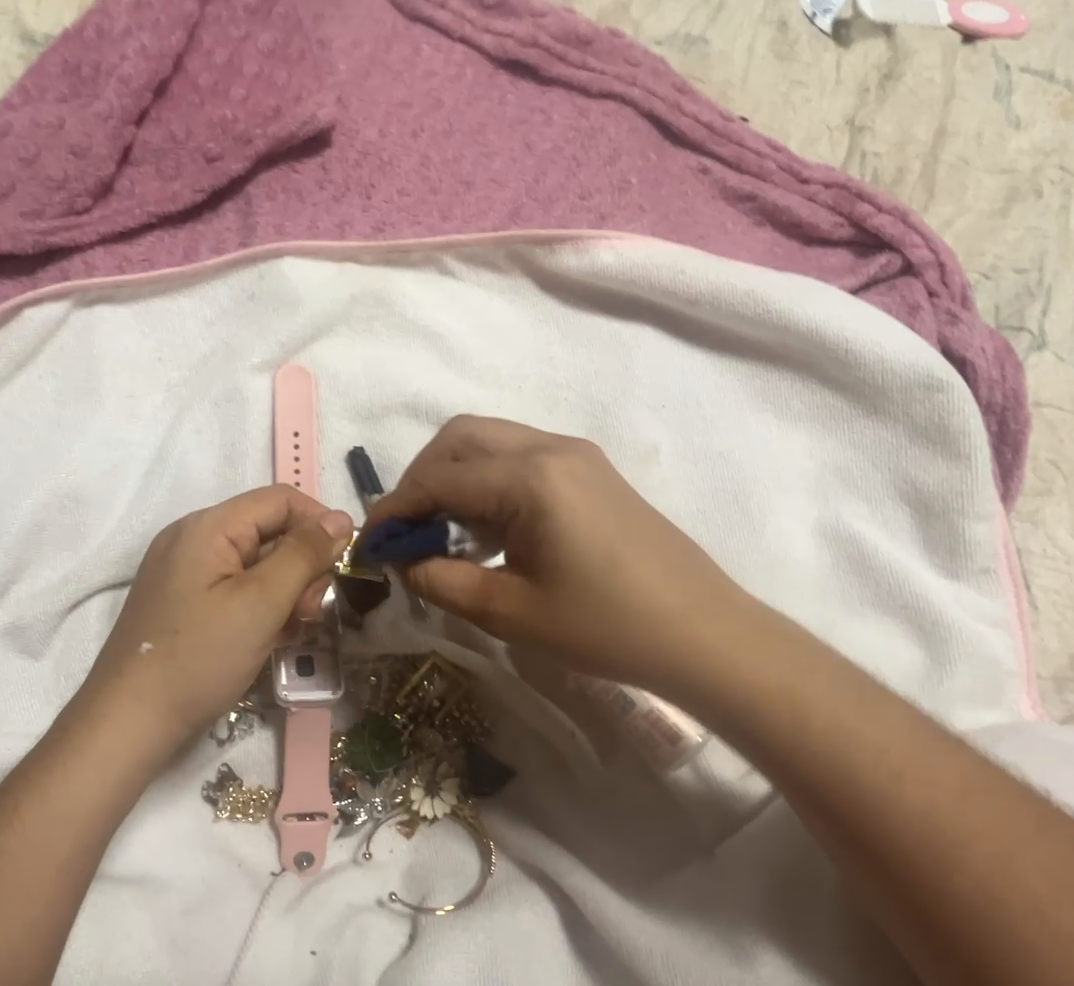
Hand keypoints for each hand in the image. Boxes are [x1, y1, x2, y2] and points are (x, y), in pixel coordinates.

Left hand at [76, 485, 354, 750]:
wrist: (130, 721)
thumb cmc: (200, 657)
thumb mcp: (261, 603)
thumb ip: (303, 555)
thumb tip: (340, 518)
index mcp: (207, 526)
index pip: (279, 500)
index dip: (319, 522)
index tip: (344, 563)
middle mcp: (193, 539)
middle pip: (268, 531)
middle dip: (301, 565)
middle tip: (311, 611)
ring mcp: (184, 572)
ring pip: (255, 563)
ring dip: (285, 590)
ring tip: (291, 631)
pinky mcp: (183, 602)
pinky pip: (235, 588)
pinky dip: (260, 606)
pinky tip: (269, 639)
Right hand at [368, 416, 758, 695]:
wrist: (704, 634)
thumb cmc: (606, 627)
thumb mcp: (510, 612)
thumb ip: (441, 581)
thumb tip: (402, 562)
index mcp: (530, 477)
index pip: (438, 478)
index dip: (394, 510)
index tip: (369, 543)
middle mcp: (550, 447)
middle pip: (460, 438)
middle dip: (421, 478)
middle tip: (407, 532)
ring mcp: (575, 454)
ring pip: (490, 441)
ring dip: (454, 476)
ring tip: (442, 533)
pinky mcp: (591, 470)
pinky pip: (519, 456)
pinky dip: (486, 479)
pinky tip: (486, 529)